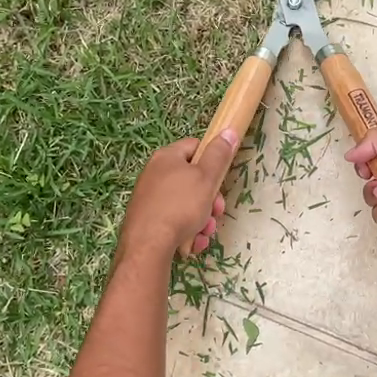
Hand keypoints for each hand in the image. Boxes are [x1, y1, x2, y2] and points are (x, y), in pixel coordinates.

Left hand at [118, 130, 237, 260]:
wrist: (148, 244)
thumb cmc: (180, 206)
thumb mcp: (206, 178)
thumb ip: (219, 155)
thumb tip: (228, 131)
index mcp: (166, 157)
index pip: (195, 146)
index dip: (212, 160)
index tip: (221, 178)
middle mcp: (154, 174)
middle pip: (192, 180)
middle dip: (210, 199)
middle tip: (216, 211)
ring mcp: (149, 198)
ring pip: (186, 204)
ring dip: (202, 219)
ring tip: (204, 232)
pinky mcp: (147, 220)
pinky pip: (174, 220)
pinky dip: (187, 231)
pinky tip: (192, 243)